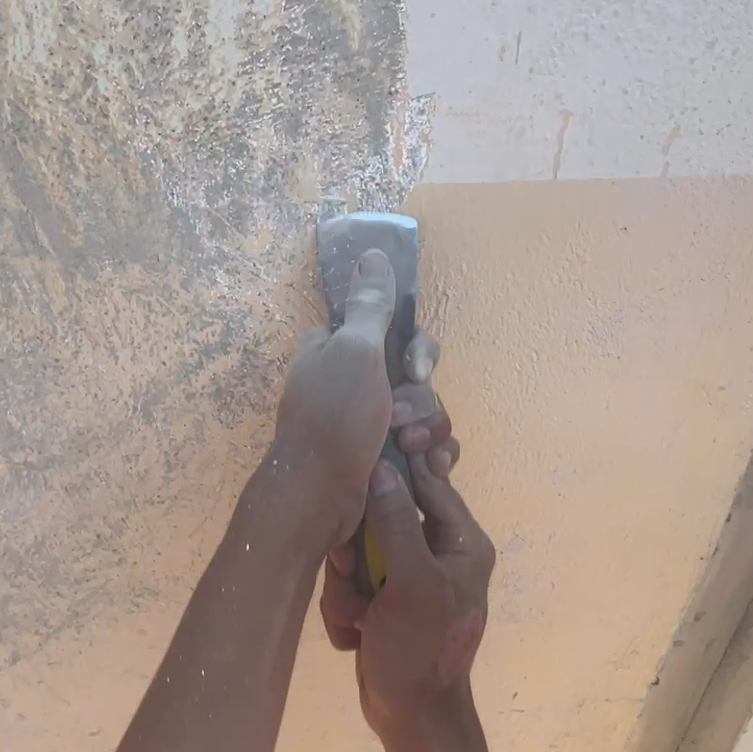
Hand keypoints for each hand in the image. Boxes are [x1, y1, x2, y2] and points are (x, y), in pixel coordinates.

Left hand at [266, 249, 406, 552]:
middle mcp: (357, 378)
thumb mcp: (354, 352)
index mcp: (343, 347)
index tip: (417, 371)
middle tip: (399, 424)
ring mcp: (371, 418)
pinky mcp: (385, 452)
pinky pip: (427, 443)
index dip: (419, 353)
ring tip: (411, 452)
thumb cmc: (334, 419)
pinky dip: (433, 455)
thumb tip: (372, 252)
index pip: (401, 333)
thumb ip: (370, 305)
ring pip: (428, 410)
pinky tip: (431, 469)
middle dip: (420, 401)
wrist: (319, 499)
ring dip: (428, 430)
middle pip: (420, 375)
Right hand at [319, 392, 494, 739]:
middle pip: (381, 517)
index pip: (426, 482)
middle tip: (350, 571)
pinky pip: (351, 579)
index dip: (393, 474)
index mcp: (460, 541)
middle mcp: (436, 552)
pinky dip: (346, 606)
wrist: (411, 722)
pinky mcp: (383, 597)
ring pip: (358, 549)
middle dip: (358, 550)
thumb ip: (396, 521)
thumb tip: (380, 467)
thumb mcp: (411, 582)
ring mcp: (406, 575)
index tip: (358, 468)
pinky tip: (357, 632)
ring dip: (348, 586)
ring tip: (357, 616)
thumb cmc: (421, 650)